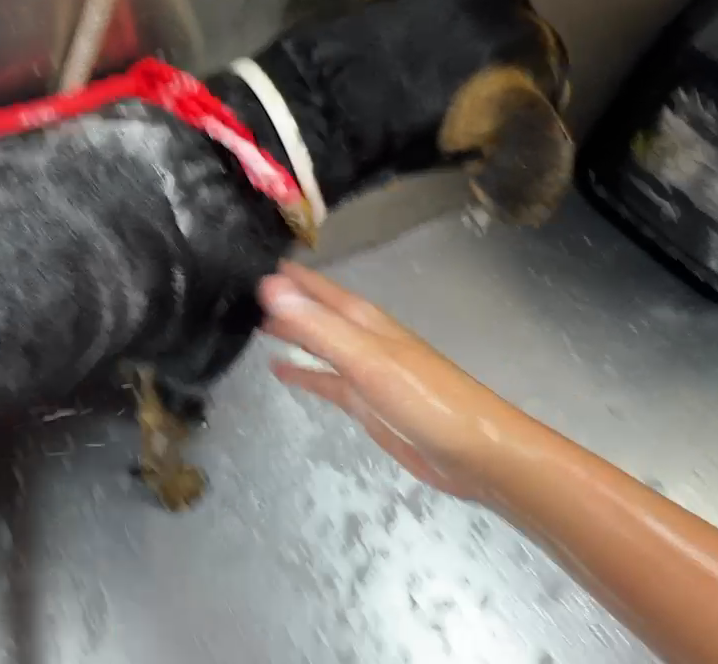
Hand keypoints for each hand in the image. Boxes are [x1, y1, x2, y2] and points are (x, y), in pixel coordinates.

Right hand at [259, 262, 528, 500]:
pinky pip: (322, 378)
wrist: (479, 456)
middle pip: (313, 311)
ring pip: (315, 342)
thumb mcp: (367, 359)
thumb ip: (317, 326)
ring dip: (288, 331)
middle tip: (238, 293)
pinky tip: (277, 368)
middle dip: (282, 300)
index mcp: (361, 319)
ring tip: (249, 323)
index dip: (285, 274)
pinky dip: (300, 371)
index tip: (246, 260)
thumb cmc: (426, 400)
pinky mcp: (363, 401)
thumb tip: (269, 286)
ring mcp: (362, 370)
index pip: (315, 286)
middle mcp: (359, 337)